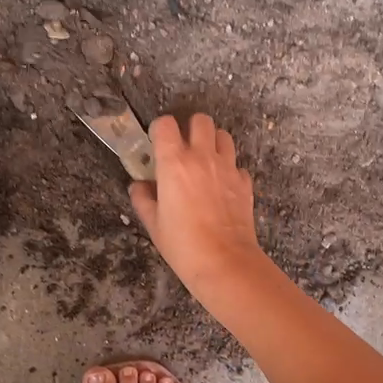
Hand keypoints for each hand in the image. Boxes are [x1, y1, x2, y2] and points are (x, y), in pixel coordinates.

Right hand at [129, 114, 268, 291]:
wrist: (223, 262)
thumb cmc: (183, 246)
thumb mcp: (154, 225)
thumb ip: (143, 200)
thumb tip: (139, 186)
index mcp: (174, 163)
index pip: (165, 125)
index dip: (159, 130)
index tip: (157, 143)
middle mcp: (202, 157)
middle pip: (200, 120)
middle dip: (190, 129)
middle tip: (184, 150)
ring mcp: (227, 167)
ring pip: (223, 135)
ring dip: (212, 143)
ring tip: (204, 163)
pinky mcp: (244, 182)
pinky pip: (236, 164)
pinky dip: (229, 169)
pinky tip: (221, 187)